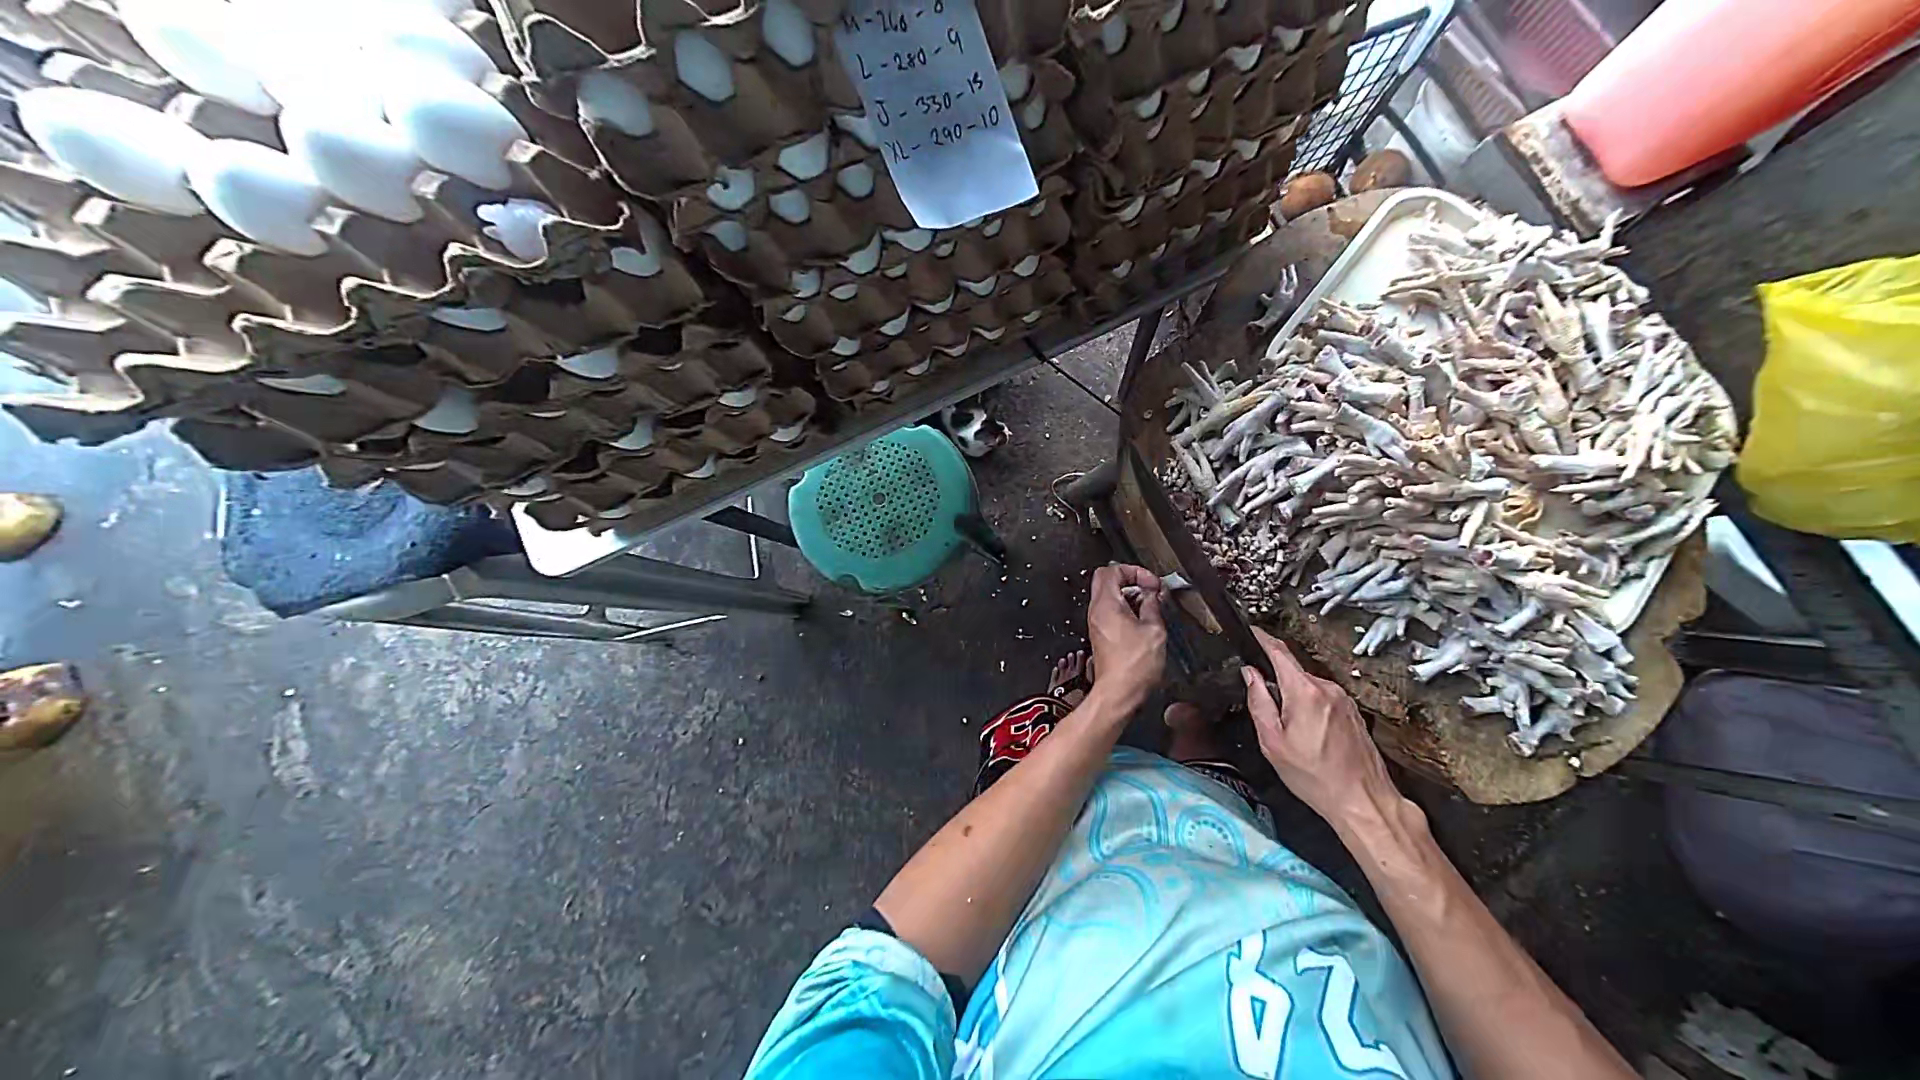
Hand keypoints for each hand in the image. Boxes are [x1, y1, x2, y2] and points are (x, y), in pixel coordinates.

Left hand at [1085, 564, 1166, 711]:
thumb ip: (1153, 605)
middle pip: (1106, 580)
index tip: (1151, 583)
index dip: (1134, 571)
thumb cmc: (1134, 667)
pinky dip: (1126, 610)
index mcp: (1106, 605)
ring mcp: (1096, 623)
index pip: (1111, 570)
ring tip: (1150, 607)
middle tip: (1150, 590)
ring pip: (1109, 596)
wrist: (1118, 693)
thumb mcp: (1154, 630)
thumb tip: (1153, 594)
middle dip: (1131, 580)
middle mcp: (1096, 611)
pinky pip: (1110, 612)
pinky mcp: (1101, 635)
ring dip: (1130, 596)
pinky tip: (1143, 621)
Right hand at [1243, 627, 1400, 830]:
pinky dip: (1309, 709)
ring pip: (1308, 687)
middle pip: (1293, 672)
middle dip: (1275, 682)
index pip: (1280, 652)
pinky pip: (1322, 699)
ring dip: (1294, 700)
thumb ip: (1258, 701)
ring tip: (1290, 734)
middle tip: (1266, 713)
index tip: (1253, 632)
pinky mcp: (1352, 712)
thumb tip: (1250, 675)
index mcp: (1305, 693)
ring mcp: (1344, 700)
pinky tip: (1308, 738)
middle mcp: (1328, 690)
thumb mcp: (1272, 741)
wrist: (1363, 801)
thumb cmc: (1317, 777)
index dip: (1262, 638)